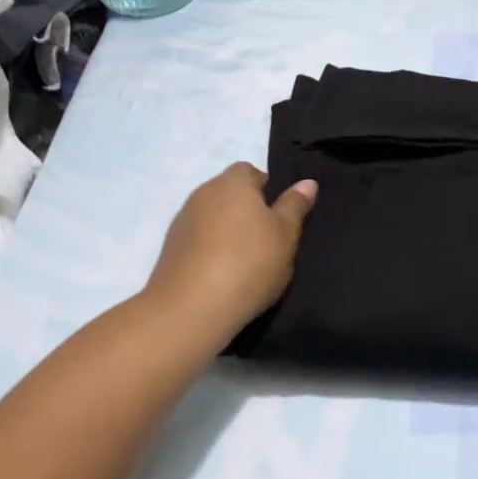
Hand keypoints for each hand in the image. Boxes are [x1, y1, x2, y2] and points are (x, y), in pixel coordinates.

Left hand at [144, 163, 316, 330]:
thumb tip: (307, 182)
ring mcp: (182, 220)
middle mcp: (203, 192)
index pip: (250, 171)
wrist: (192, 307)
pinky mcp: (170, 247)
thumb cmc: (249, 263)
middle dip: (246, 211)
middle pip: (229, 193)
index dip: (266, 189)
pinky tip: (220, 274)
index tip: (278, 217)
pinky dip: (209, 249)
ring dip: (226, 231)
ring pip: (212, 216)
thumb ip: (294, 206)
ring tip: (243, 262)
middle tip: (266, 241)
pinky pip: (197, 239)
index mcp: (232, 182)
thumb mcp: (285, 235)